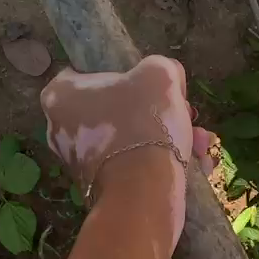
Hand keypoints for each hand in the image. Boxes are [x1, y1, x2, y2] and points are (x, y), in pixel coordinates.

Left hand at [39, 56, 212, 242]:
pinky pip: (132, 164)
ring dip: (166, 135)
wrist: (143, 193)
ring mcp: (78, 162)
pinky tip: (194, 162)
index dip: (128, 73)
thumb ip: (160, 65)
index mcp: (60, 95)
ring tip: (199, 142)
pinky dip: (160, 161)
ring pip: (130, 137)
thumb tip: (163, 77)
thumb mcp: (160, 74)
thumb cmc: (144, 123)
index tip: (153, 85)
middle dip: (157, 110)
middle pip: (117, 107)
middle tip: (183, 113)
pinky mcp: (99, 187)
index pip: (92, 71)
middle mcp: (60, 128)